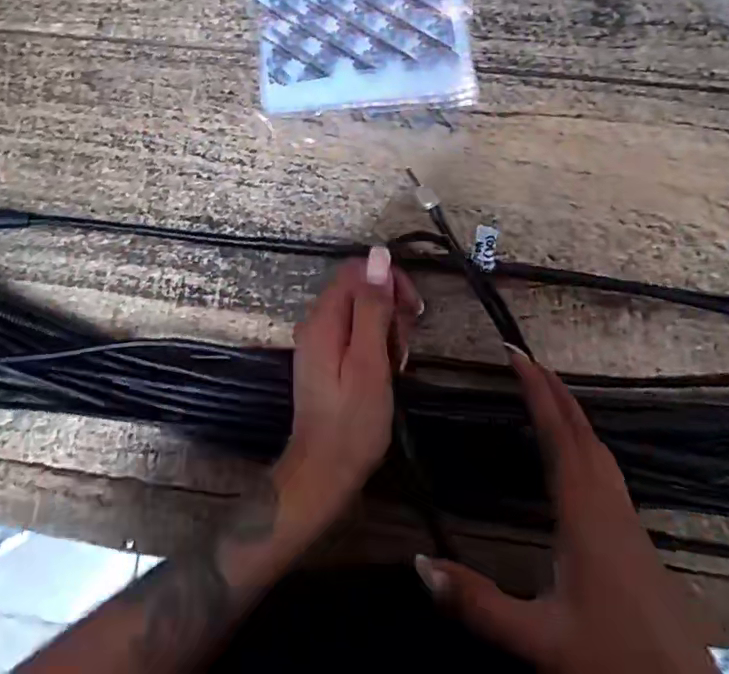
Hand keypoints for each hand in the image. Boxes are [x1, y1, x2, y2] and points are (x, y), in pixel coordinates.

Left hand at [274, 247, 421, 533]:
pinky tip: (387, 370)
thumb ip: (373, 306)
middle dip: (390, 307)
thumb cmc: (353, 421)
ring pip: (362, 312)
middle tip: (405, 345)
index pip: (359, 270)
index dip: (389, 281)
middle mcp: (317, 323)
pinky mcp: (327, 360)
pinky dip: (377, 346)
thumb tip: (379, 256)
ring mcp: (320, 342)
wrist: (325, 472)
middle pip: (360, 289)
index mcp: (324, 319)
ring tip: (397, 364)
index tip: (411, 310)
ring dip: (387, 329)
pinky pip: (356, 335)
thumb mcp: (370, 361)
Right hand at [416, 349, 716, 673]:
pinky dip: (584, 441)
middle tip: (524, 359)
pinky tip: (576, 459)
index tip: (514, 352)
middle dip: (553, 390)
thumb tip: (419, 564)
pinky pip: (605, 467)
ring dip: (571, 413)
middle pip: (581, 430)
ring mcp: (627, 519)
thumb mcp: (539, 640)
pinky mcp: (636, 536)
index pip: (557, 434)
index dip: (536, 390)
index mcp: (585, 512)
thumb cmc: (615, 658)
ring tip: (546, 395)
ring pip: (598, 448)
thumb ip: (478, 604)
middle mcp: (609, 503)